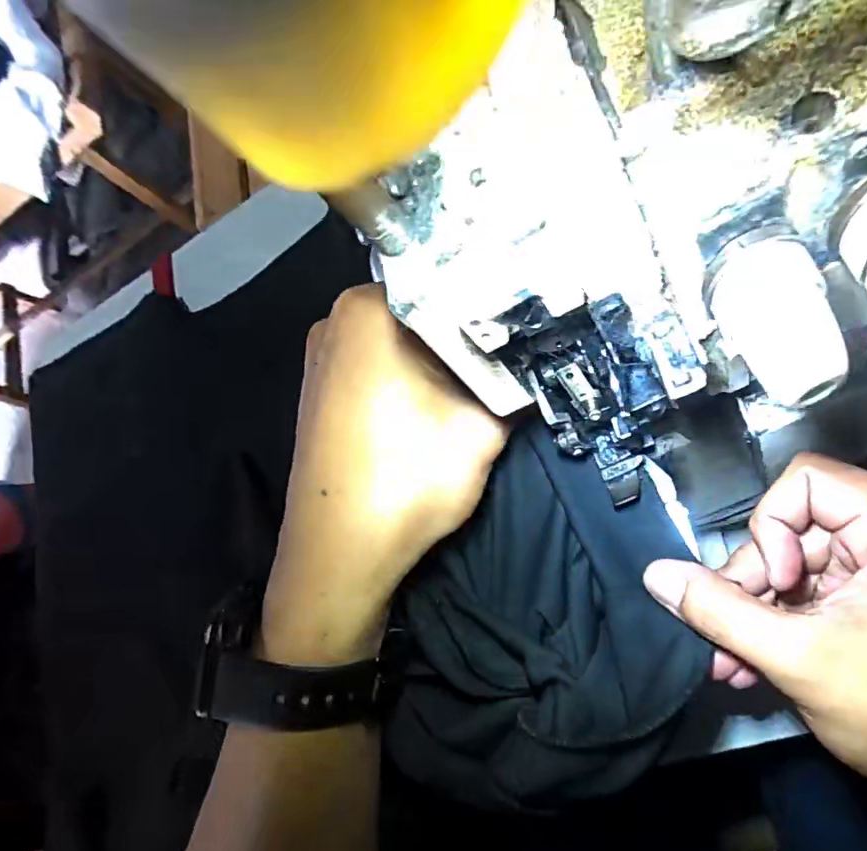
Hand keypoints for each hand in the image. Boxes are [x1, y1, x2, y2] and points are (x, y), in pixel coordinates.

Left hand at [263, 285, 507, 665]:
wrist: (340, 553)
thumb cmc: (407, 480)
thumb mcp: (482, 431)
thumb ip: (516, 388)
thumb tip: (543, 367)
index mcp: (369, 310)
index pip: (450, 282)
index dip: (496, 305)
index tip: (532, 324)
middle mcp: (337, 319)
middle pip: (426, 311)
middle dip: (471, 337)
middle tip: (517, 358)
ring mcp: (324, 357)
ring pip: (406, 342)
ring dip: (446, 363)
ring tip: (486, 384)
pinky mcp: (324, 392)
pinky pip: (382, 367)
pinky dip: (417, 380)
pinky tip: (441, 408)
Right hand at [641, 455, 866, 829]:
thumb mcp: (797, 658)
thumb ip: (719, 611)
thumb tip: (654, 575)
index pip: (808, 483)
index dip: (769, 528)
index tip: (773, 588)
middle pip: (797, 529)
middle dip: (754, 586)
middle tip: (723, 637)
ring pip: (799, 568)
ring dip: (759, 615)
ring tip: (728, 664)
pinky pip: (817, 597)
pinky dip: (784, 626)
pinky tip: (750, 665)